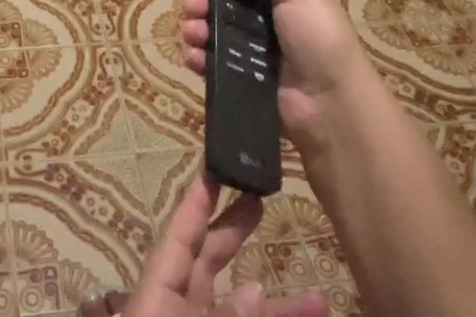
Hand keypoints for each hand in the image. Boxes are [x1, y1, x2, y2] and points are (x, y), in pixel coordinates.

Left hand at [82, 175, 325, 315]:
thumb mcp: (176, 315)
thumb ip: (229, 315)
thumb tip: (255, 291)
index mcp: (155, 304)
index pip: (176, 244)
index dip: (194, 207)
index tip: (213, 172)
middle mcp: (176, 316)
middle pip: (205, 266)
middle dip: (233, 235)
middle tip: (260, 199)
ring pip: (238, 312)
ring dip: (277, 306)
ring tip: (320, 298)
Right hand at [180, 0, 362, 150]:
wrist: (331, 104)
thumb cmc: (319, 38)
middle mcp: (266, 24)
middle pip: (221, 6)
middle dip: (201, 2)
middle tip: (193, 7)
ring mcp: (252, 54)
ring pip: (212, 34)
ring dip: (196, 29)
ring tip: (193, 34)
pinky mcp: (242, 81)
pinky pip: (212, 65)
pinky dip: (198, 58)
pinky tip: (194, 57)